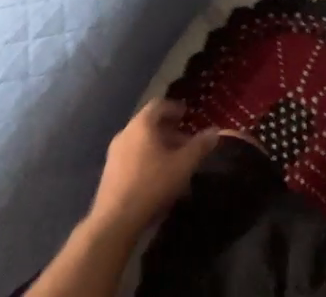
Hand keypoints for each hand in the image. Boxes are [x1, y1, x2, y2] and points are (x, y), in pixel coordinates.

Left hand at [88, 99, 220, 235]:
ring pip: (141, 142)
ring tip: (175, 162)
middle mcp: (125, 133)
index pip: (158, 105)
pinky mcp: (110, 172)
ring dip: (159, 147)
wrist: (115, 220)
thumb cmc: (152, 184)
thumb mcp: (183, 165)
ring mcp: (114, 153)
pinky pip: (132, 156)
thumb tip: (215, 131)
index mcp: (142, 125)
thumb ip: (200, 146)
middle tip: (186, 142)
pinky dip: (147, 159)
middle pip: (149, 124)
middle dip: (170, 131)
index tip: (187, 115)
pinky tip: (158, 178)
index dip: (174, 108)